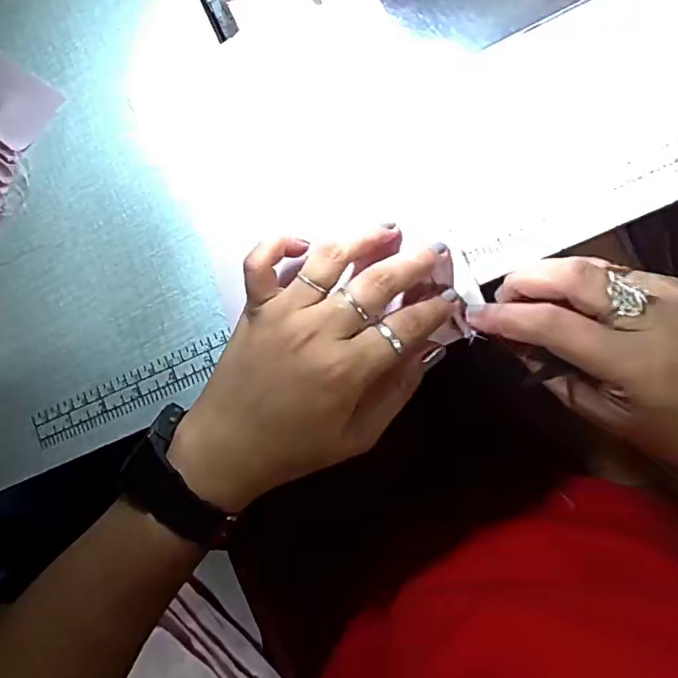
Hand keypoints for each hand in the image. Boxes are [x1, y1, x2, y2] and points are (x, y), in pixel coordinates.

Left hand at [168, 227, 464, 511]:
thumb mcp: (359, 436)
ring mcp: (283, 313)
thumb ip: (397, 391)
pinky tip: (304, 242)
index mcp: (346, 369)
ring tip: (389, 230)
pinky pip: (260, 263)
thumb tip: (427, 349)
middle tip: (435, 250)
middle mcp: (317, 331)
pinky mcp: (255, 306)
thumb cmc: (297, 447)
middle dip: (413, 264)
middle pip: (374, 284)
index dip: (434, 309)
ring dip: (362, 240)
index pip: (404, 326)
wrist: (227, 448)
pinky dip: (278, 244)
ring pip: (327, 261)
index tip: (450, 298)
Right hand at [466, 258, 677, 506]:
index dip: (510, 317)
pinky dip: (584, 281)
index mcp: (636, 361)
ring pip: (593, 266)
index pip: (557, 324)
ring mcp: (671, 292)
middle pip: (575, 276)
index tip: (477, 315)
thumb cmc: (668, 434)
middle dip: (527, 279)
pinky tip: (570, 296)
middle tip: (501, 296)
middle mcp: (655, 316)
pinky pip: (616, 273)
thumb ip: (551, 371)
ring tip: (526, 291)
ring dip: (552, 275)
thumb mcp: (602, 413)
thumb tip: (509, 338)